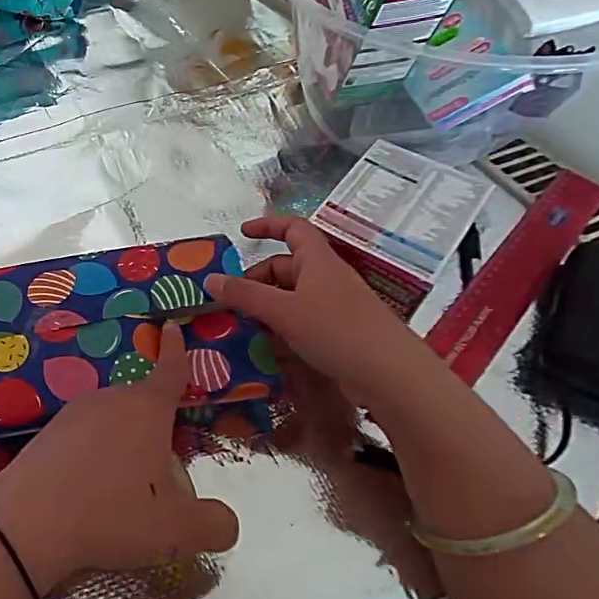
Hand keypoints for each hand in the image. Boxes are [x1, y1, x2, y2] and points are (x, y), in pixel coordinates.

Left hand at [0, 322, 239, 592]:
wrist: (23, 527)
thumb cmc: (111, 515)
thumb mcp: (177, 531)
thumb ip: (215, 525)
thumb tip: (227, 523)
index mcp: (147, 408)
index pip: (170, 370)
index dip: (177, 351)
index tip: (172, 327)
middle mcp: (110, 399)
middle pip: (143, 404)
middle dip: (156, 428)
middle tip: (162, 470)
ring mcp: (73, 414)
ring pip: (112, 422)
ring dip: (124, 446)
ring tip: (124, 490)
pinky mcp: (46, 434)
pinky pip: (83, 438)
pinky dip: (94, 457)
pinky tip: (89, 493)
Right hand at [203, 216, 435, 400]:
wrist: (388, 373)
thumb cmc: (336, 330)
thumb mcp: (284, 311)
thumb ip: (245, 295)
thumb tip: (210, 279)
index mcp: (317, 260)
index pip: (293, 228)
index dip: (267, 226)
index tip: (241, 234)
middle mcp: (326, 278)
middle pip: (285, 268)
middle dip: (256, 281)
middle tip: (230, 303)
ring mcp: (334, 307)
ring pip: (291, 299)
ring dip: (266, 309)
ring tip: (239, 328)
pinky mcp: (338, 333)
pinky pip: (302, 322)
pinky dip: (282, 329)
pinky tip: (266, 349)